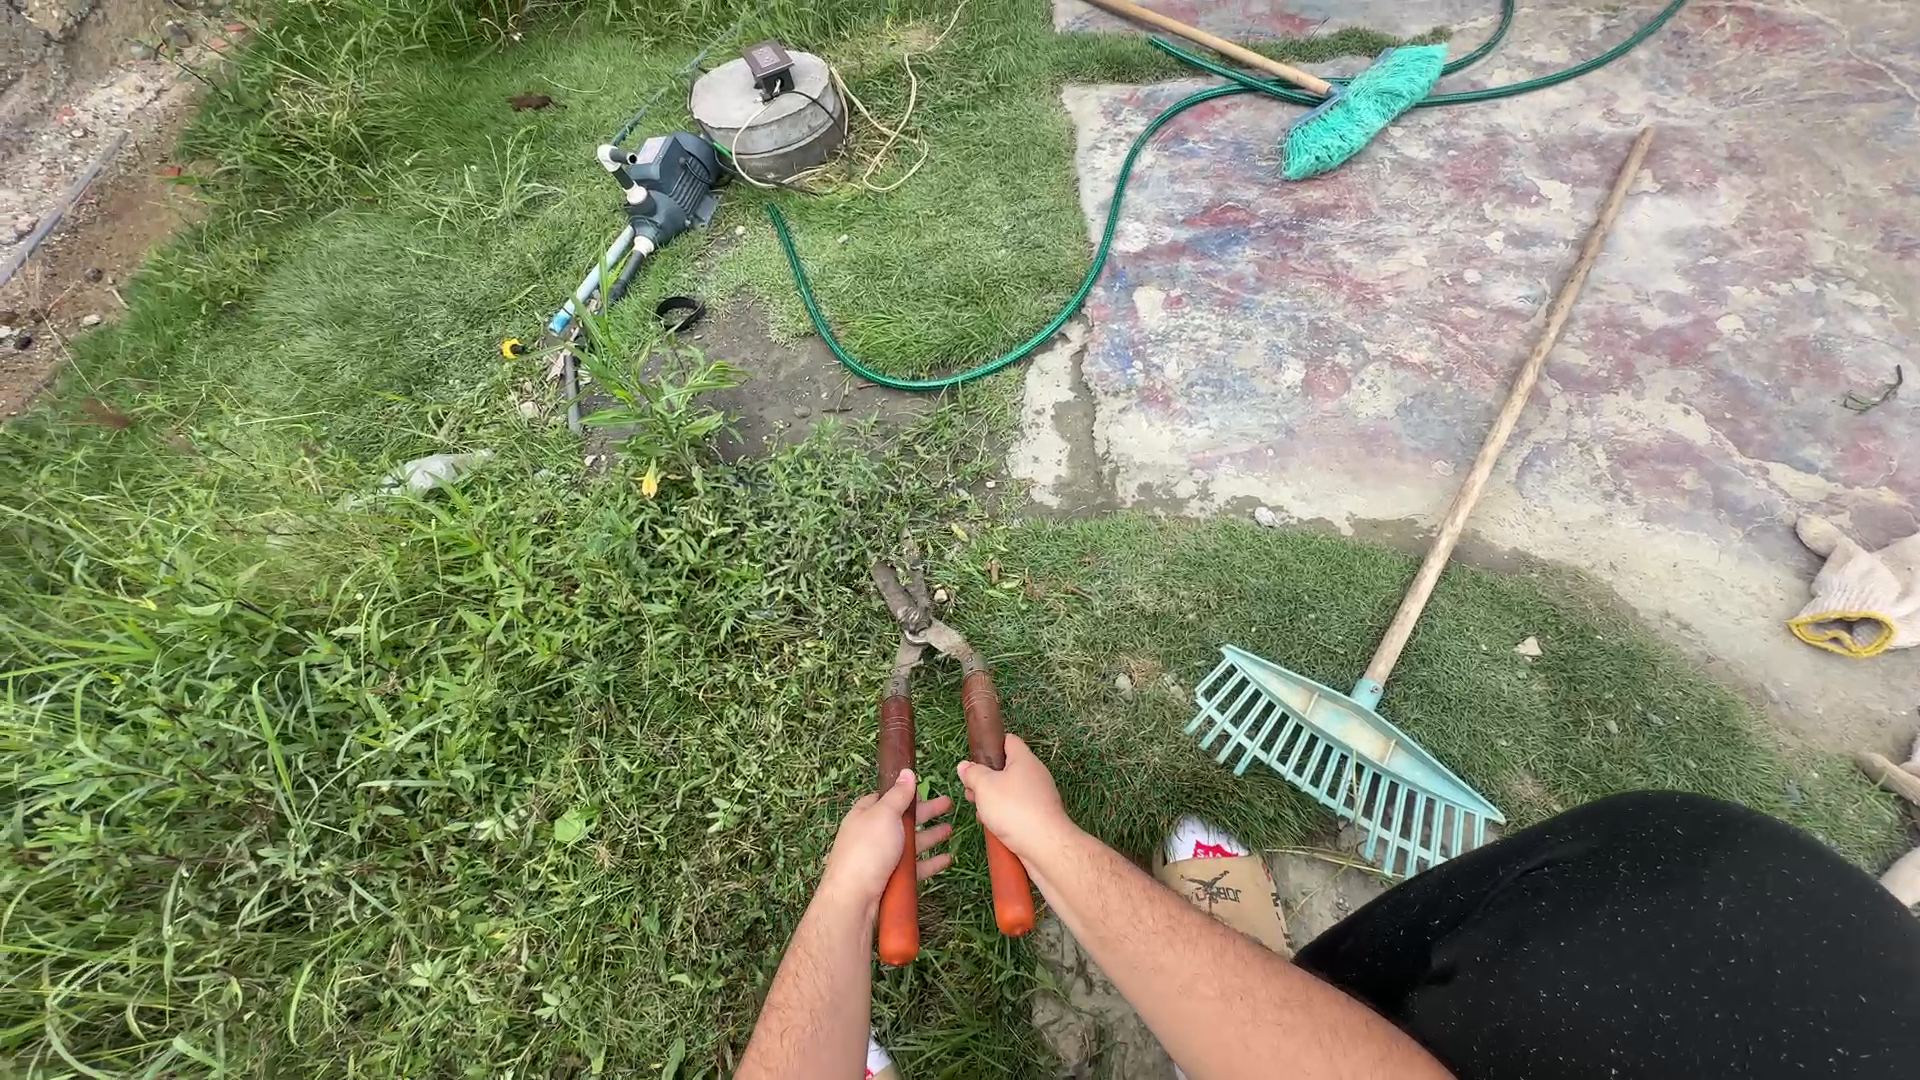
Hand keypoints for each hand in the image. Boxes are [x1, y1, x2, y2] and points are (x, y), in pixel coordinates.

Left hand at [821, 770, 953, 908]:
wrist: (854, 900)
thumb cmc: (868, 850)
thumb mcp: (884, 814)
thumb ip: (899, 794)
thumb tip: (907, 772)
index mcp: (866, 815)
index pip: (886, 799)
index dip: (905, 794)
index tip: (923, 790)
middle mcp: (873, 836)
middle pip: (903, 820)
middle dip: (926, 812)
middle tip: (948, 804)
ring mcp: (882, 859)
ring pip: (911, 844)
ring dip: (931, 836)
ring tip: (950, 830)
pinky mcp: (892, 880)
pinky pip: (915, 867)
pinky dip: (931, 862)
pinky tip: (946, 858)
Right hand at [955, 735, 1074, 859]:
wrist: (1044, 846)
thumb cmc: (1013, 809)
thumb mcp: (984, 786)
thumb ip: (972, 773)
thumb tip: (965, 766)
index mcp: (1024, 759)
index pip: (1008, 740)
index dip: (990, 747)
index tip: (976, 761)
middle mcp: (1034, 774)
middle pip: (1005, 768)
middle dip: (985, 779)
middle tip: (972, 791)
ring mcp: (1038, 796)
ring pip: (1009, 791)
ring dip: (992, 800)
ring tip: (980, 811)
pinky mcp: (1039, 816)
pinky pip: (1016, 809)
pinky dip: (1003, 815)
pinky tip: (992, 826)